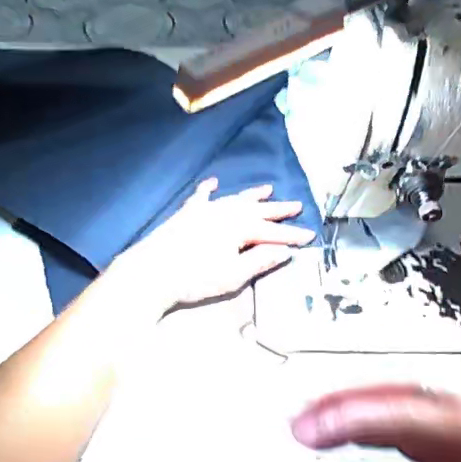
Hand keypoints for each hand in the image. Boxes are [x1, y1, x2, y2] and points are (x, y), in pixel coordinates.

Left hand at [109, 179, 315, 314]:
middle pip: (257, 210)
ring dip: (251, 195)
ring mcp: (204, 211)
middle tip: (297, 205)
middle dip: (278, 210)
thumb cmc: (194, 279)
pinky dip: (208, 189)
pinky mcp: (186, 214)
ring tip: (268, 189)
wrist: (151, 272)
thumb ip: (259, 261)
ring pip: (234, 199)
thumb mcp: (232, 276)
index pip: (272, 232)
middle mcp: (225, 213)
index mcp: (239, 228)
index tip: (309, 236)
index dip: (292, 235)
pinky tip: (214, 182)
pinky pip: (201, 197)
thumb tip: (285, 251)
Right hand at [291, 385, 460, 461]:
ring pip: (402, 393)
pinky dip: (371, 413)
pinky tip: (340, 423)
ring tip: (306, 418)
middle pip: (403, 393)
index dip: (351, 421)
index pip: (409, 420)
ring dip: (351, 402)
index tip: (306, 433)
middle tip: (297, 421)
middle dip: (344, 402)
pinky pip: (409, 407)